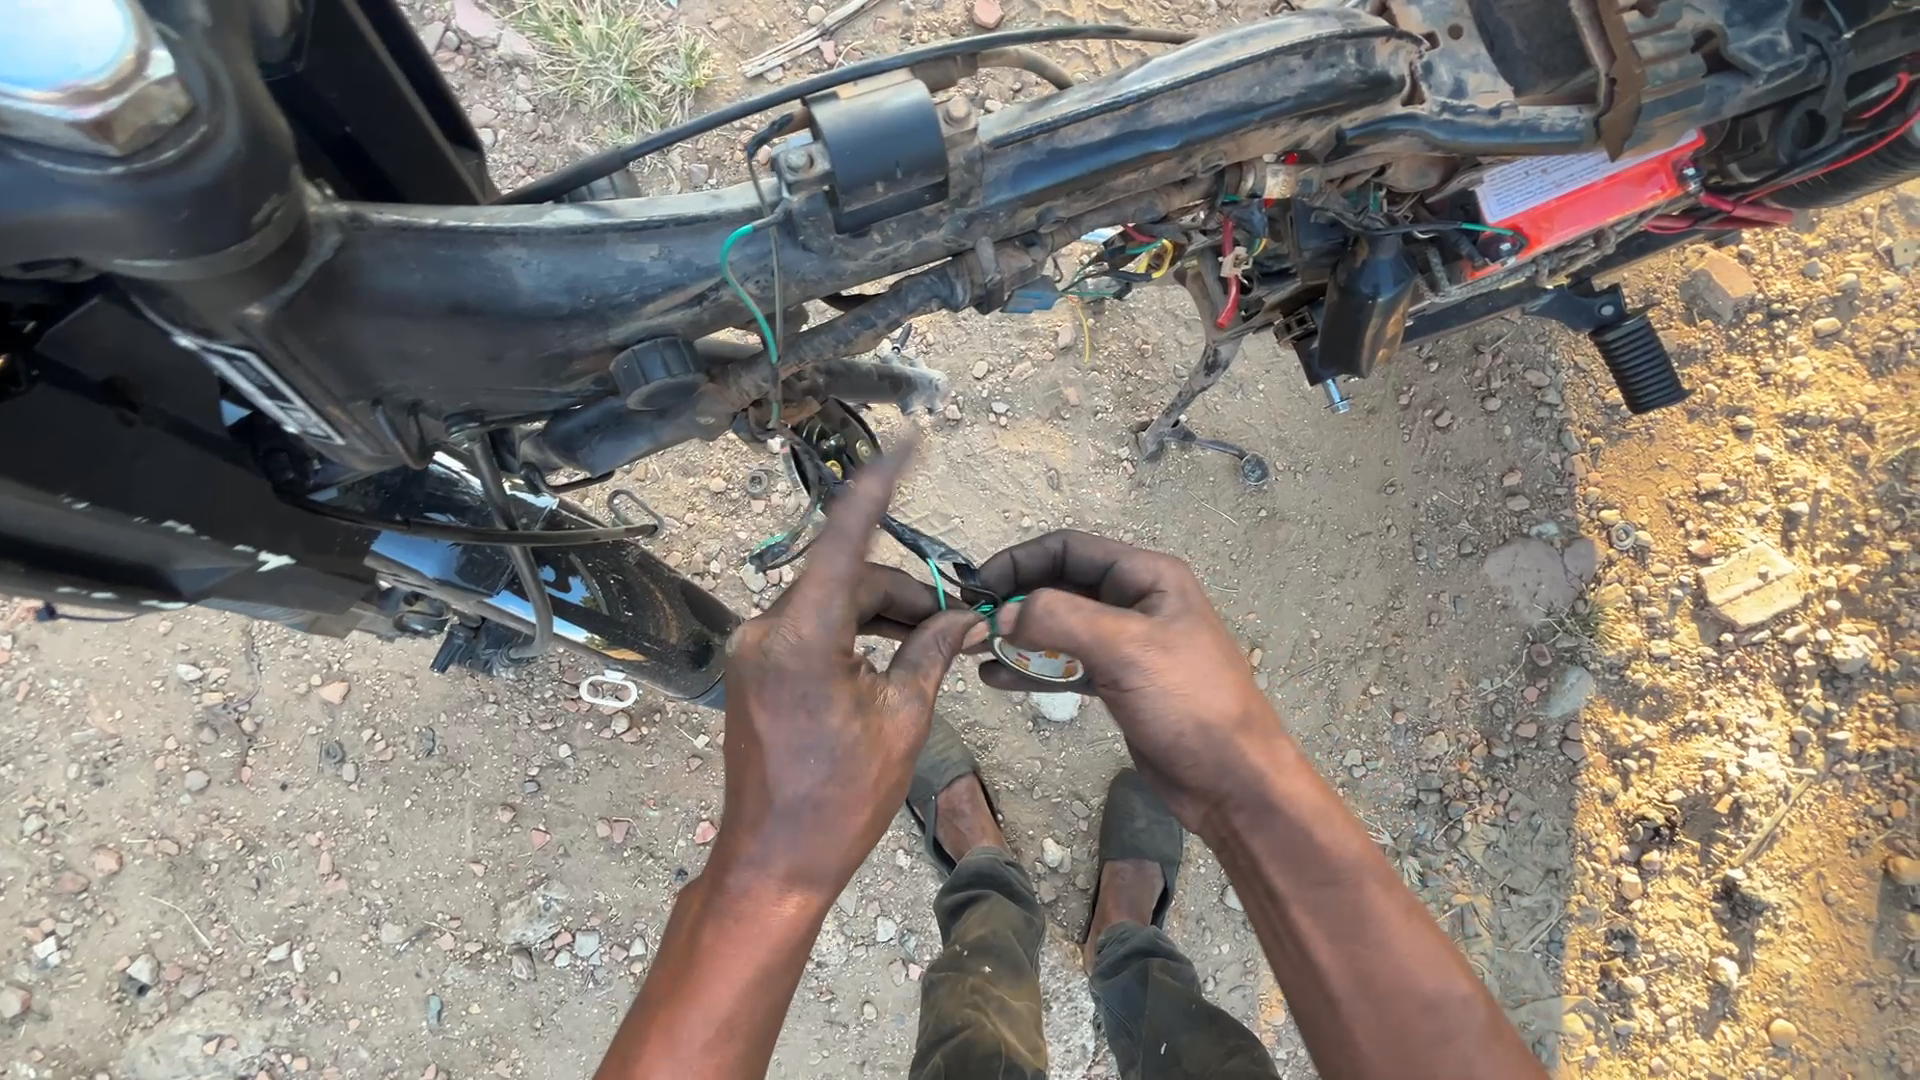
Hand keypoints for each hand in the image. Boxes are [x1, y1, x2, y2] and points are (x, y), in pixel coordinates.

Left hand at [713, 438, 978, 900]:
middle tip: (953, 625)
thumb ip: (931, 651)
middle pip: (850, 578)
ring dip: (882, 615)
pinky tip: (888, 657)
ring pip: (834, 602)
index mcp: (802, 635)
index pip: (847, 536)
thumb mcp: (903, 720)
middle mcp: (768, 626)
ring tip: (928, 646)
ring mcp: (756, 645)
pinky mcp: (757, 663)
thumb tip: (965, 615)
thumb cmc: (842, 799)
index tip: (910, 442)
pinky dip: (854, 632)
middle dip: (905, 595)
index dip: (880, 484)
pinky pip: (814, 626)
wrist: (773, 861)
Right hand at [972, 530, 1285, 830]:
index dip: (1019, 561)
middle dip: (1014, 601)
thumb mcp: (1125, 649)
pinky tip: (998, 678)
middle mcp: (1134, 600)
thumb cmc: (1187, 702)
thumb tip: (1002, 613)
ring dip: (1017, 636)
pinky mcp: (1116, 680)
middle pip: (1059, 585)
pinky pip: (1065, 663)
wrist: (1232, 780)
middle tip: (970, 623)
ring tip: (974, 651)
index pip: (1068, 548)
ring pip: (1058, 626)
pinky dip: (1032, 668)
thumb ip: (1059, 620)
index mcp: (1146, 575)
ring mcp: (1124, 642)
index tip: (977, 587)